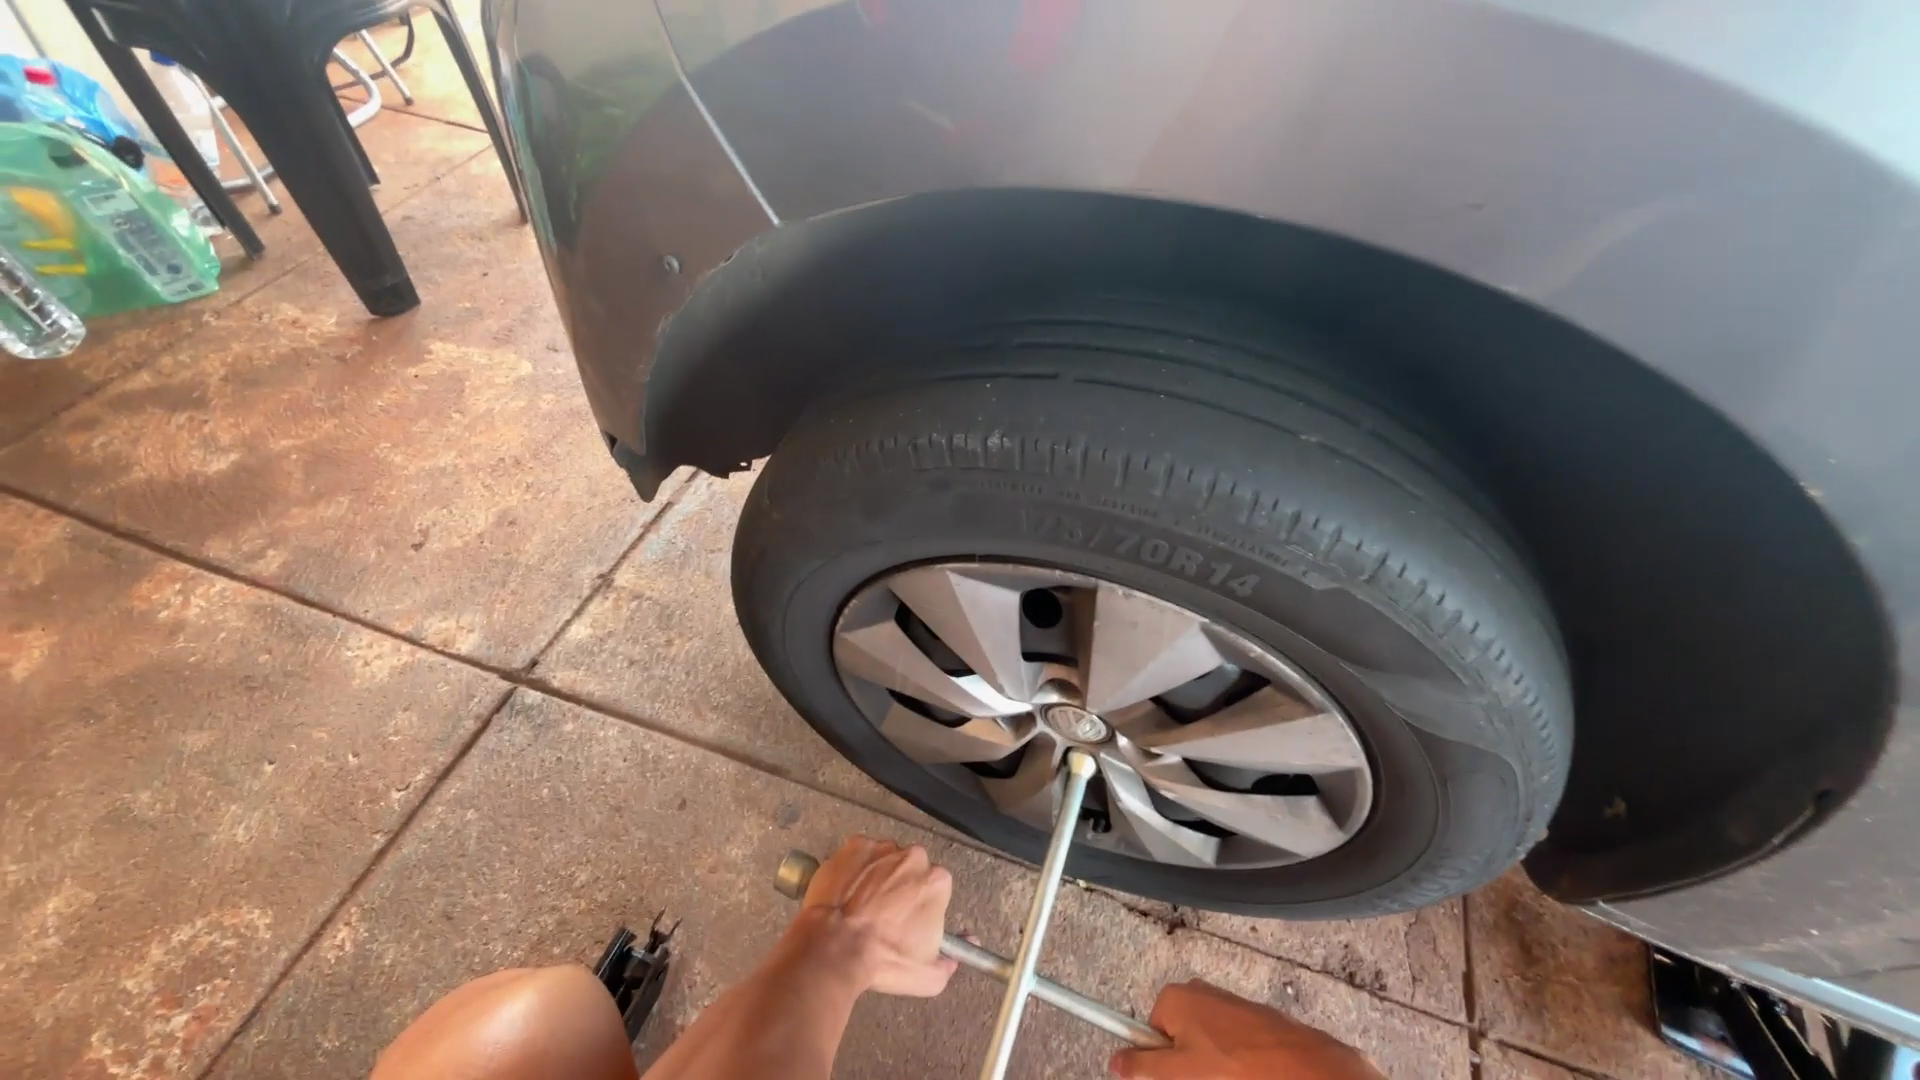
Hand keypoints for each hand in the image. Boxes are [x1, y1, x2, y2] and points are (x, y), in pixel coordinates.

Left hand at [796, 836, 958, 996]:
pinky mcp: (854, 846)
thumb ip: (951, 958)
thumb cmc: (883, 961)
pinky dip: (855, 868)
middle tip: (885, 913)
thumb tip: (968, 942)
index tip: (909, 921)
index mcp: (936, 882)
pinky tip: (847, 892)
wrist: (834, 947)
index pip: (935, 889)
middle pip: (912, 869)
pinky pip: (860, 855)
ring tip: (861, 905)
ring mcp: (882, 848)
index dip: (922, 906)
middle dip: (902, 887)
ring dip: (879, 876)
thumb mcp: (928, 976)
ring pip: (886, 859)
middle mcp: (914, 857)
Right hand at [1111, 980, 1386, 1078]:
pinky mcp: (1263, 1023)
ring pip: (1213, 1045)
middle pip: (1180, 1036)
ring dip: (1216, 1069)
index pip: (1148, 1031)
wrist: (1308, 1073)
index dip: (1156, 1061)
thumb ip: (1142, 1065)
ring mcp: (1236, 1006)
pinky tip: (1251, 1079)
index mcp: (1177, 997)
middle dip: (1188, 1065)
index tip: (1168, 1079)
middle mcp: (1203, 992)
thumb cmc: (1237, 1071)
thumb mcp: (1178, 1074)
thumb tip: (1116, 1061)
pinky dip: (1242, 1067)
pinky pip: (1240, 1048)